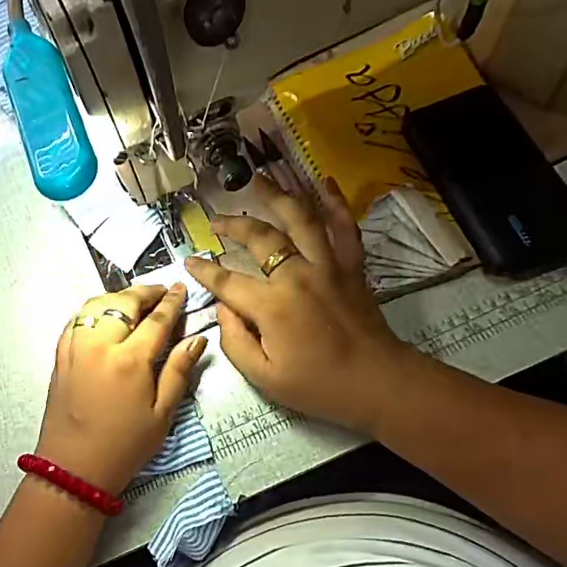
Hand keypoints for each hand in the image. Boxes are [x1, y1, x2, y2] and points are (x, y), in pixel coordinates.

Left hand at [34, 284, 206, 494]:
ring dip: (117, 297)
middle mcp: (100, 347)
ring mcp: (75, 349)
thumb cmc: (124, 446)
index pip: (157, 319)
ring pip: (95, 305)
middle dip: (145, 292)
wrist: (74, 469)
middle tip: (161, 291)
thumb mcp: (163, 414)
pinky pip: (75, 321)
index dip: (172, 302)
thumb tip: (196, 340)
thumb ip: (178, 371)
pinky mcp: (60, 358)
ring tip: (134, 300)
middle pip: (123, 303)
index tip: (180, 290)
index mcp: (130, 361)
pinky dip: (91, 311)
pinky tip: (103, 316)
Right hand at [185, 176, 420, 433]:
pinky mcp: (352, 266)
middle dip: (233, 225)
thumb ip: (236, 342)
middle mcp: (297, 275)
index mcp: (272, 305)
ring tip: (259, 179)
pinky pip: (344, 227)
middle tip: (217, 220)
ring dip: (277, 196)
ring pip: (300, 219)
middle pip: (260, 238)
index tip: (189, 260)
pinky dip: (335, 203)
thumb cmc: (319, 386)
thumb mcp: (265, 377)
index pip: (227, 280)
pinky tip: (325, 182)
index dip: (204, 270)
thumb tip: (224, 310)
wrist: (377, 382)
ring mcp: (328, 266)